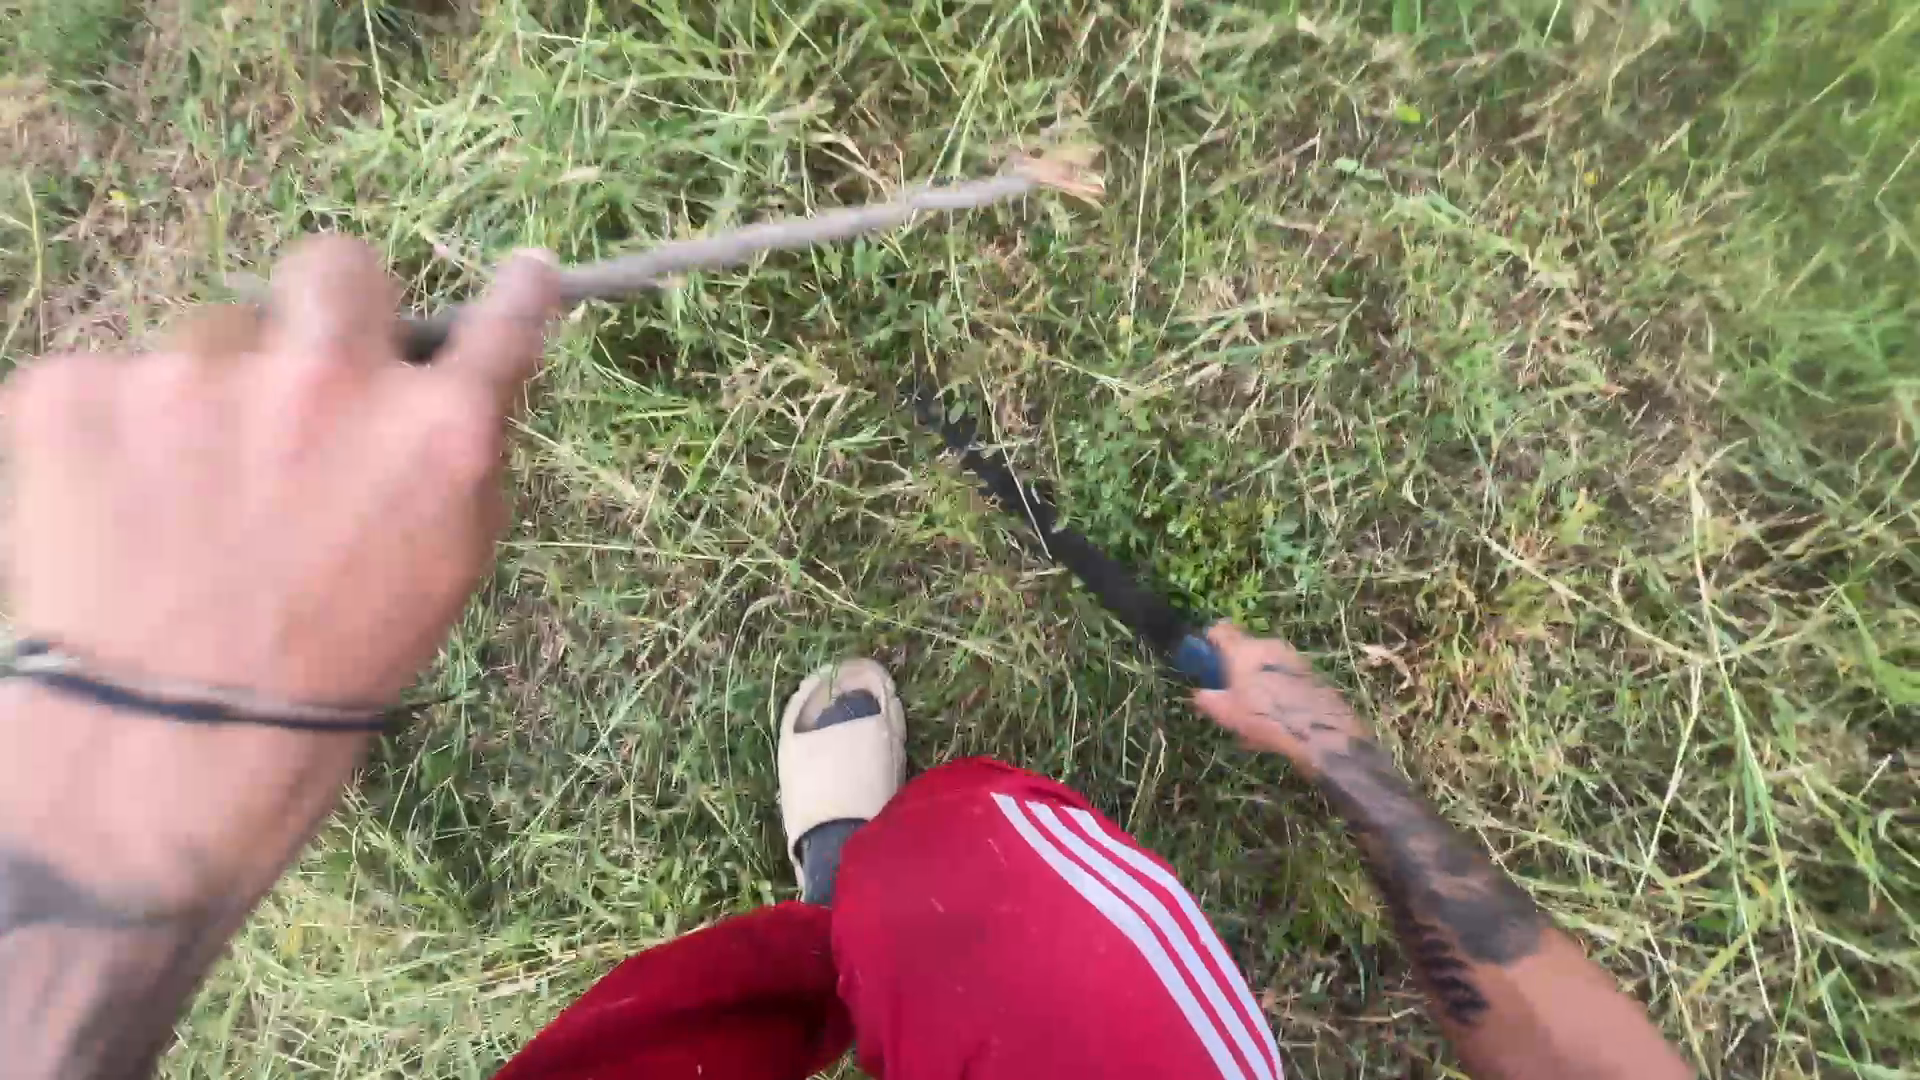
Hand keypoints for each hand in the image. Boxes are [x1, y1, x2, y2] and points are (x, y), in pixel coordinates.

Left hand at [1, 235, 557, 705]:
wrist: (190, 717)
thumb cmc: (362, 633)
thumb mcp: (460, 545)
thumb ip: (465, 451)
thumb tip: (454, 384)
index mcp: (440, 429)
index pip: (502, 330)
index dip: (524, 291)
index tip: (532, 265)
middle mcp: (332, 380)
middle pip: (342, 262)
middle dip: (343, 301)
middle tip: (324, 363)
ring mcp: (195, 373)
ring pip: (221, 327)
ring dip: (232, 378)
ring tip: (213, 471)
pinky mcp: (70, 387)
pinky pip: (125, 371)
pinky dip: (141, 418)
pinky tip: (143, 490)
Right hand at [1190, 623, 1369, 774]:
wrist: (1320, 733)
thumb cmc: (1264, 717)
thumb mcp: (1225, 713)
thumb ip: (1206, 699)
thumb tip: (1200, 693)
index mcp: (1243, 650)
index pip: (1219, 630)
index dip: (1209, 642)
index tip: (1206, 660)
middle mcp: (1268, 646)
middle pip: (1244, 648)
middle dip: (1234, 666)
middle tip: (1230, 691)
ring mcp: (1293, 658)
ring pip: (1266, 663)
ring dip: (1257, 678)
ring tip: (1255, 709)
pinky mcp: (1311, 673)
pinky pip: (1284, 675)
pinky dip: (1277, 687)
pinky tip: (1277, 715)